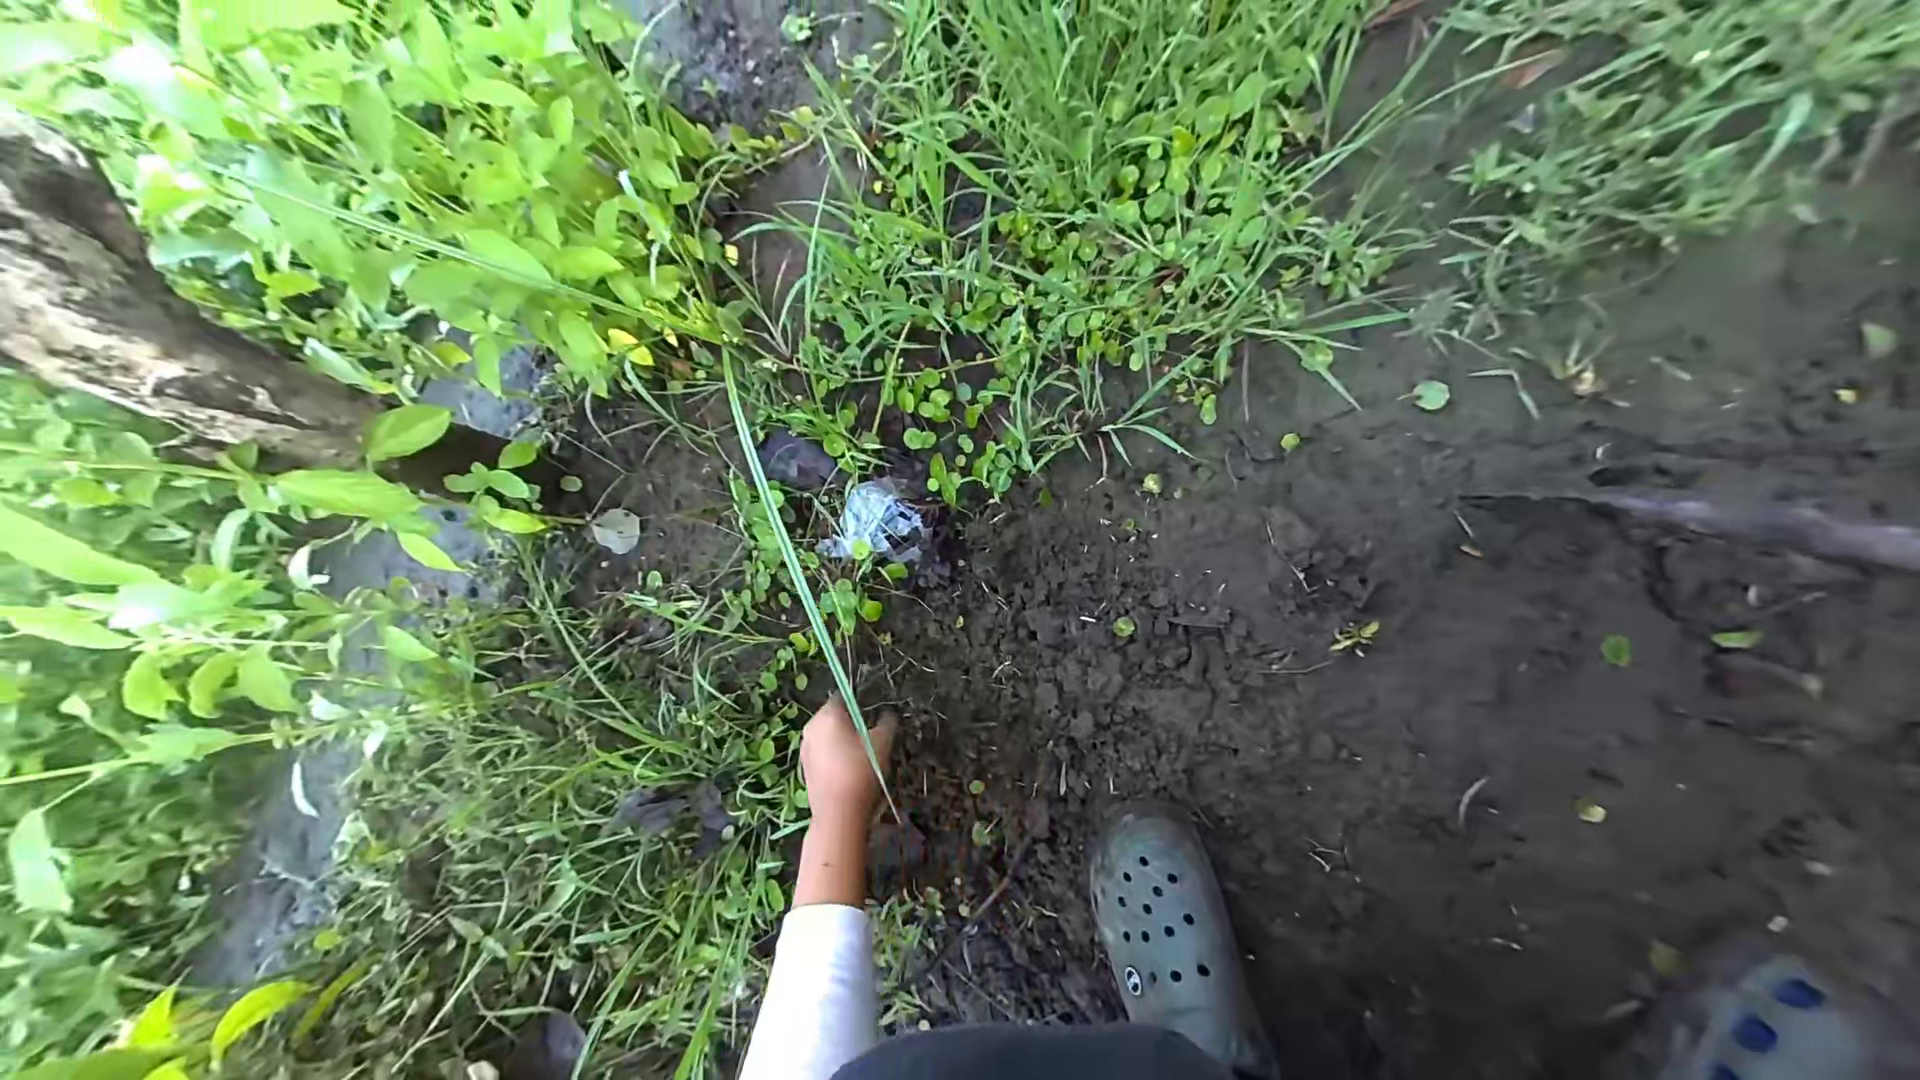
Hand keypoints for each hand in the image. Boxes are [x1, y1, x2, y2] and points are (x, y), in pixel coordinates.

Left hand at [800, 694, 896, 825]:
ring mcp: (805, 749)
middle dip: (852, 724)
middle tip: (871, 737)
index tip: (874, 716)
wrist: (838, 814)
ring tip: (862, 757)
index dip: (861, 704)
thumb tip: (887, 715)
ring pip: (828, 737)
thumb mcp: (883, 742)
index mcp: (827, 714)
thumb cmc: (860, 770)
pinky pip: (823, 755)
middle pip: (834, 717)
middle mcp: (811, 727)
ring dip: (842, 742)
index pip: (844, 697)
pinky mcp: (805, 769)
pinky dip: (834, 758)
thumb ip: (887, 723)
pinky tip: (849, 772)